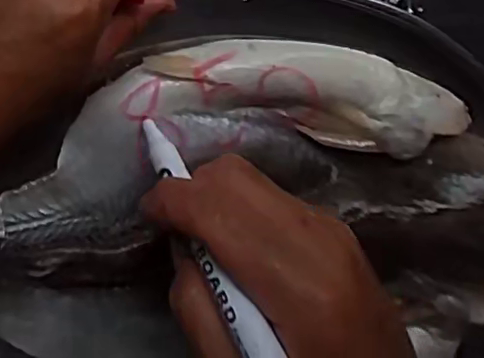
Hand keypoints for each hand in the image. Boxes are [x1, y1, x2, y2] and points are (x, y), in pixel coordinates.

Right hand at [141, 155, 412, 357]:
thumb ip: (197, 308)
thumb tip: (182, 248)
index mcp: (300, 284)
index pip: (215, 207)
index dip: (168, 200)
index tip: (147, 213)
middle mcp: (319, 238)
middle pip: (230, 174)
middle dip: (190, 189)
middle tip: (176, 228)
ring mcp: (332, 226)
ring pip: (248, 175)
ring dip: (214, 194)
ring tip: (207, 238)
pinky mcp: (336, 226)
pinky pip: (269, 192)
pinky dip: (239, 203)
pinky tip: (240, 243)